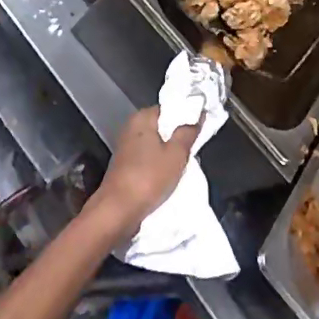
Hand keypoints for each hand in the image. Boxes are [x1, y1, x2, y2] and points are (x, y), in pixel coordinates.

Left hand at [89, 107, 199, 231]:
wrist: (118, 210)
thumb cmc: (149, 177)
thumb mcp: (176, 155)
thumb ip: (188, 132)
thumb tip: (198, 114)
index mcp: (141, 118)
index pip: (169, 108)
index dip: (186, 115)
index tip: (201, 128)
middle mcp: (131, 127)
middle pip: (161, 125)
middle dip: (178, 136)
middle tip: (195, 147)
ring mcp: (126, 146)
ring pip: (155, 143)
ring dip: (169, 152)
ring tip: (185, 162)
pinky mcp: (125, 164)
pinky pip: (147, 157)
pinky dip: (158, 163)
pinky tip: (169, 174)